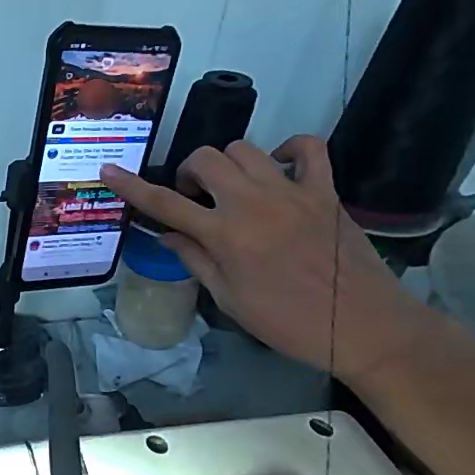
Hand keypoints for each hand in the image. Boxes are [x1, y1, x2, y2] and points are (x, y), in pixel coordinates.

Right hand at [100, 137, 436, 379]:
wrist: (363, 327)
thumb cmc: (289, 323)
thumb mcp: (231, 300)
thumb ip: (196, 260)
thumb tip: (166, 236)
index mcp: (225, 235)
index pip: (166, 204)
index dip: (132, 187)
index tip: (110, 170)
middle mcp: (253, 203)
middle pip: (204, 160)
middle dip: (188, 173)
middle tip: (194, 198)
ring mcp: (292, 192)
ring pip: (244, 148)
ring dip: (227, 163)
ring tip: (232, 188)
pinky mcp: (324, 190)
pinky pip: (306, 148)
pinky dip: (287, 150)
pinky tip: (278, 169)